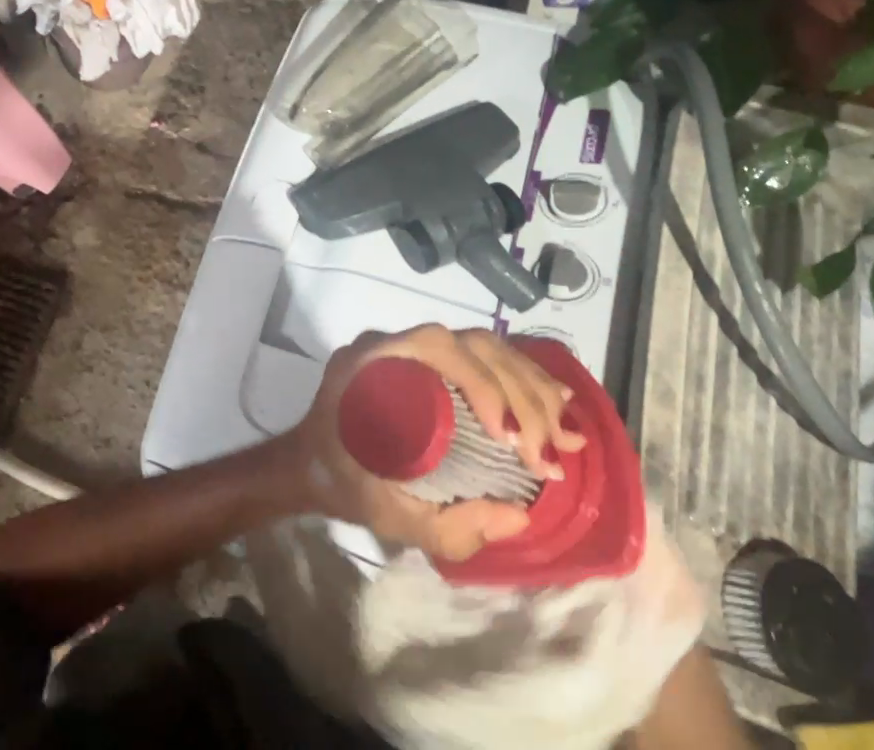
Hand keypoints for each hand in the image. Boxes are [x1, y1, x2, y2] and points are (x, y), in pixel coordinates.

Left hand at [284, 325, 586, 562]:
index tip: (509, 437)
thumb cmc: (343, 485)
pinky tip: (555, 404)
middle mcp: (387, 345)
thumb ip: (446, 528)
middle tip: (549, 448)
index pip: (436, 347)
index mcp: (368, 365)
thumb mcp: (389, 516)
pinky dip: (521, 379)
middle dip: (521, 394)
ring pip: (483, 348)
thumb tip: (517, 515)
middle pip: (470, 346)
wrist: (309, 467)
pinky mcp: (427, 363)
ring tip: (565, 431)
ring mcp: (408, 349)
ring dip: (531, 387)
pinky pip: (480, 357)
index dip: (482, 383)